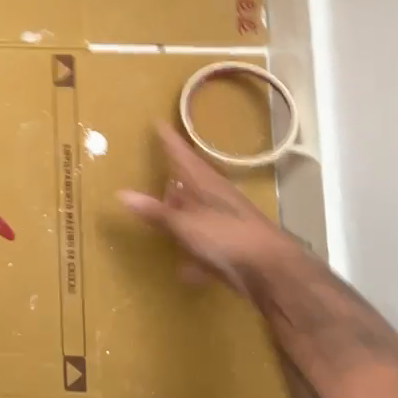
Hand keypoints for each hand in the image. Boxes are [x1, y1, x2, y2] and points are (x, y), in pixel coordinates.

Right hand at [117, 122, 296, 291]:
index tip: (159, 123)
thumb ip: (155, 212)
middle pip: (194, 183)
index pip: (183, 155)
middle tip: (162, 169)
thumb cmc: (227, 237)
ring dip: (185, 215)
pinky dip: (196, 253)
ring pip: (201, 213)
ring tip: (167, 217)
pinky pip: (208, 245)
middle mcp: (218, 199)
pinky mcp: (236, 248)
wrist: (276, 274)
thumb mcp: (184, 224)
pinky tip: (186, 269)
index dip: (171, 141)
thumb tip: (121, 193)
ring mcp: (229, 223)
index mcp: (206, 185)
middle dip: (177, 179)